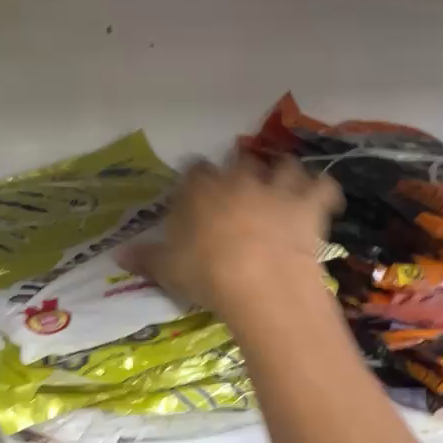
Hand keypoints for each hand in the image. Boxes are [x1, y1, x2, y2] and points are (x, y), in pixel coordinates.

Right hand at [123, 154, 342, 322]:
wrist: (259, 281)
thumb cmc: (206, 273)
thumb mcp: (167, 270)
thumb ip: (145, 258)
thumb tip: (119, 254)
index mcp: (201, 189)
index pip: (194, 172)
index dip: (194, 183)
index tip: (193, 198)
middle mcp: (239, 178)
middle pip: (238, 162)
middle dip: (238, 175)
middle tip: (236, 198)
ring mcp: (277, 187)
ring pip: (282, 166)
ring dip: (281, 176)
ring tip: (279, 191)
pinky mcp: (309, 203)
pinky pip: (323, 187)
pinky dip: (322, 193)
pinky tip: (320, 201)